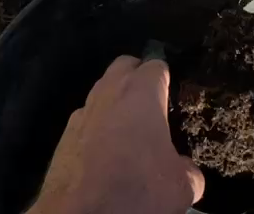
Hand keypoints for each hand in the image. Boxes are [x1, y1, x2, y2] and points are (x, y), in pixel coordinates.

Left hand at [30, 56, 204, 213]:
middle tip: (151, 108)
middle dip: (138, 78)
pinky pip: (86, 117)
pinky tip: (104, 152)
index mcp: (141, 92)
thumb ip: (189, 170)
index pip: (157, 67)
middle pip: (125, 66)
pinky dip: (96, 126)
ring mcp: (84, 109)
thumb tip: (188, 170)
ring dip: (116, 102)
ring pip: (103, 90)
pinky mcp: (65, 132)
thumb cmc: (137, 188)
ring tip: (128, 133)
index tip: (172, 100)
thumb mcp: (180, 186)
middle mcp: (110, 90)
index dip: (167, 81)